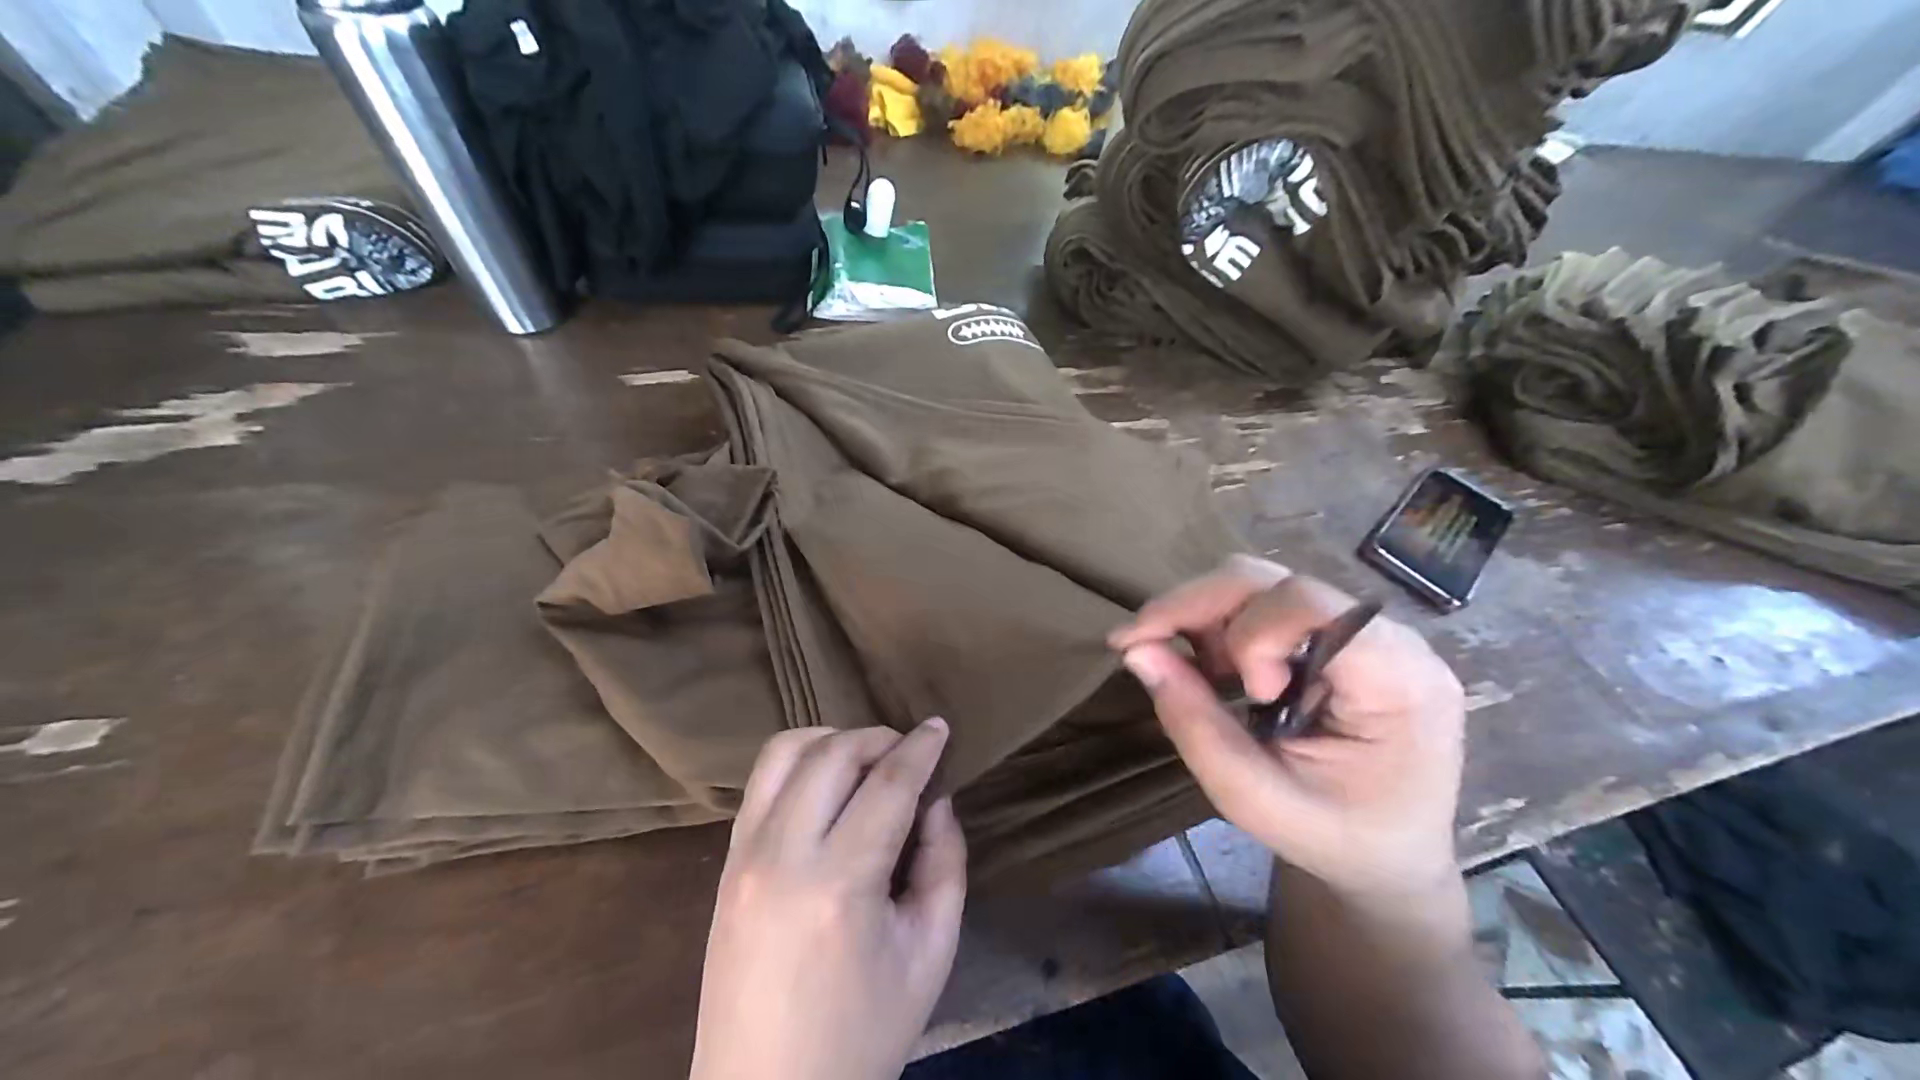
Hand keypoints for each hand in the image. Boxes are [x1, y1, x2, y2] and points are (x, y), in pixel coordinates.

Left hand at [689, 719, 966, 1079]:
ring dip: (833, 740)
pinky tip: (826, 786)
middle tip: (909, 753)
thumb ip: (944, 862)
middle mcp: (782, 856)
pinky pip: (761, 784)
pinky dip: (799, 763)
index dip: (920, 748)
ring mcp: (742, 856)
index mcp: (839, 886)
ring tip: (866, 762)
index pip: (887, 785)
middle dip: (879, 738)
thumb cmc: (863, 1032)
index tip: (941, 727)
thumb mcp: (930, 953)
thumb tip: (935, 799)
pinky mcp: (724, 863)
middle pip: (833, 754)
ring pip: (784, 752)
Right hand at [1109, 556, 1465, 901]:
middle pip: (1271, 581)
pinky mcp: (1339, 634)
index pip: (1306, 602)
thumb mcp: (1254, 798)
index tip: (1247, 693)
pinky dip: (1220, 624)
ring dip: (1205, 616)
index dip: (1249, 633)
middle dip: (1198, 608)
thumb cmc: (1335, 839)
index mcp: (1396, 680)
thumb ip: (1194, 724)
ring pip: (1259, 583)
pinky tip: (1211, 664)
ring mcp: (1364, 630)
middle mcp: (1388, 637)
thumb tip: (1136, 651)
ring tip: (1186, 665)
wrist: (1390, 857)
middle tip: (1142, 644)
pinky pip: (1264, 603)